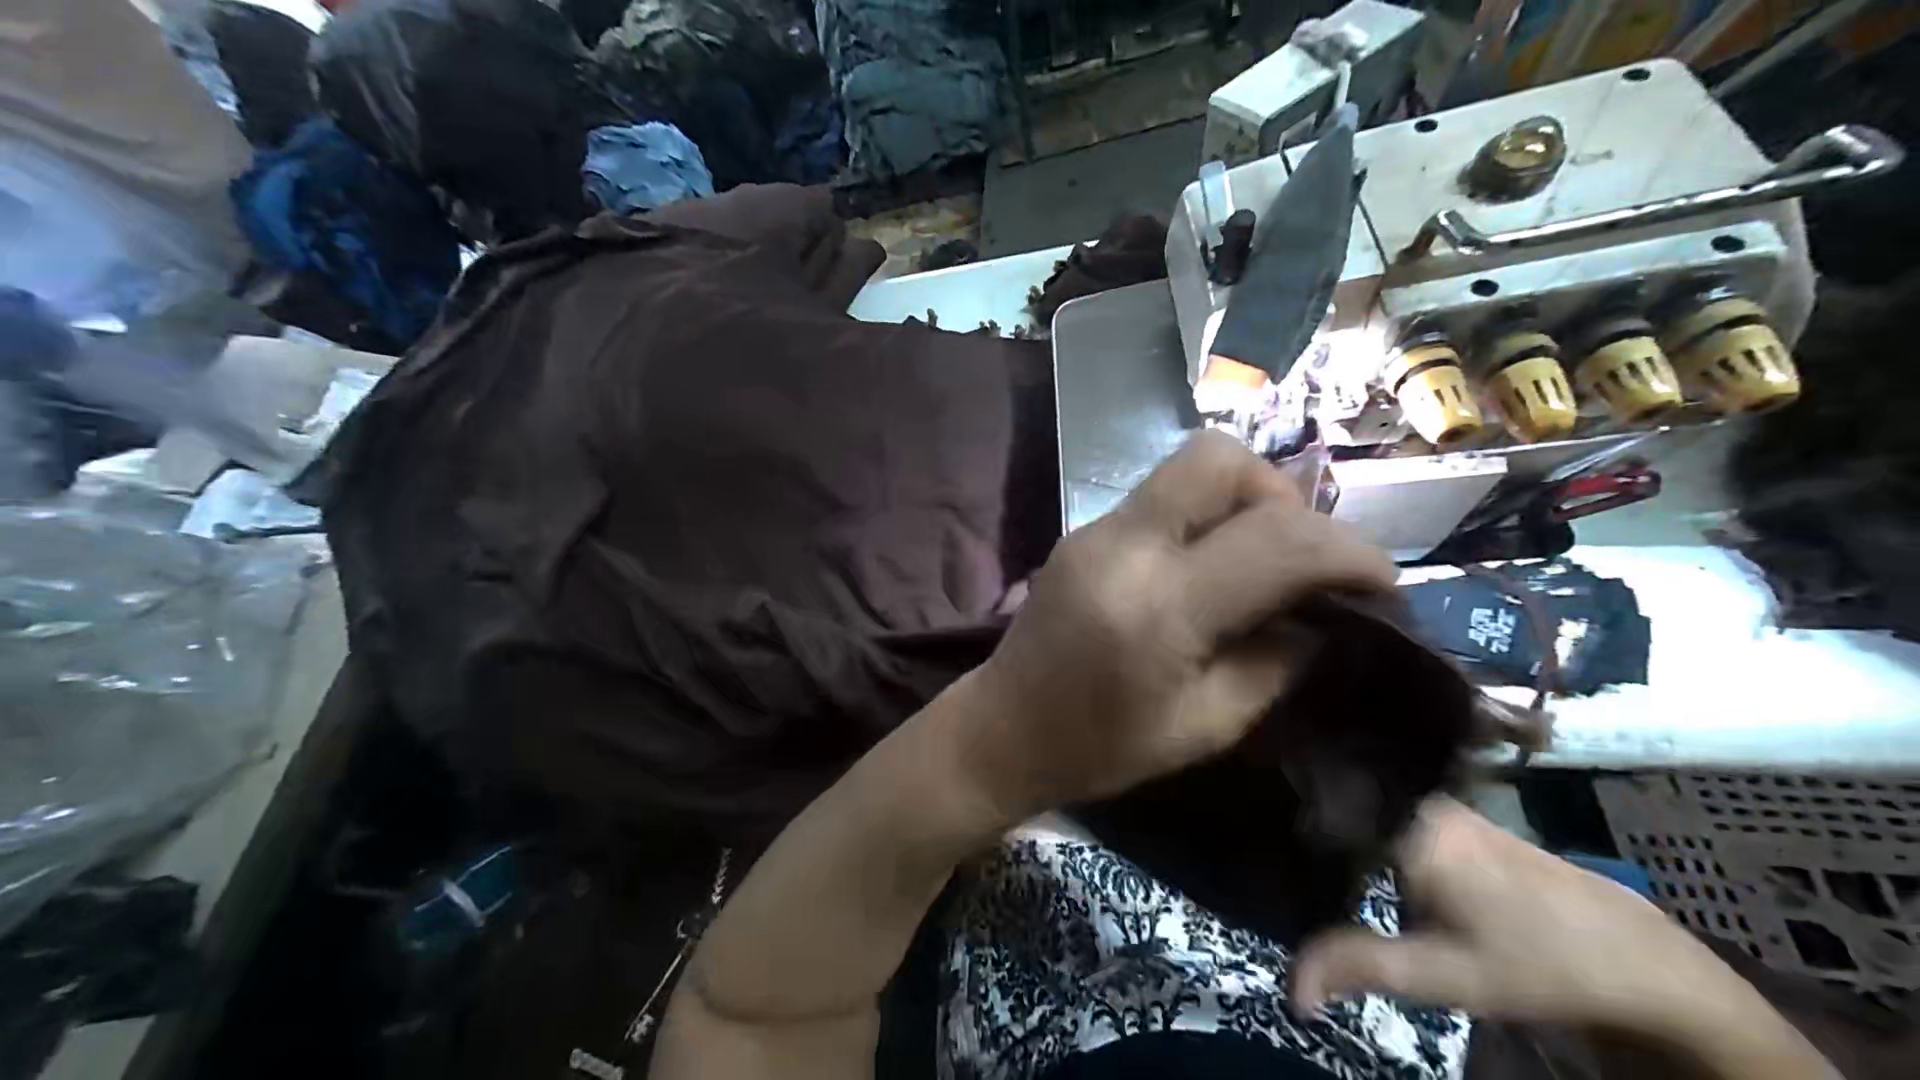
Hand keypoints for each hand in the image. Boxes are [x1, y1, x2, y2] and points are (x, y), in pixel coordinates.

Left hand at [956, 431, 1396, 821]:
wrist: (1004, 729)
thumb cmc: (1102, 746)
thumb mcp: (1208, 724)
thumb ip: (1278, 660)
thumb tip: (1325, 614)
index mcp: (1161, 604)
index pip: (1280, 539)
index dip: (1352, 553)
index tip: (1381, 586)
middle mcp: (1125, 544)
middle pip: (1220, 458)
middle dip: (1282, 495)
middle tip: (1300, 559)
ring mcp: (1095, 529)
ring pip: (1187, 468)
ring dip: (1242, 501)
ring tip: (1259, 563)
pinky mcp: (1082, 530)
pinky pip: (1159, 496)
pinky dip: (1202, 517)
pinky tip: (1209, 569)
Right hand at [1290, 798, 1824, 1068]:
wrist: (1642, 962)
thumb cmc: (1536, 963)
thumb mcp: (1443, 975)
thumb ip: (1358, 967)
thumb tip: (1289, 992)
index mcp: (1406, 824)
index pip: (1322, 794)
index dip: (1279, 802)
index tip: (1242, 813)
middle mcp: (1418, 801)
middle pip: (1338, 790)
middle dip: (1299, 808)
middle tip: (1253, 826)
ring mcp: (1439, 805)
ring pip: (1362, 797)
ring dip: (1328, 814)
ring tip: (1285, 832)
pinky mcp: (1454, 817)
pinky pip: (1387, 806)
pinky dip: (1358, 821)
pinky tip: (1343, 846)